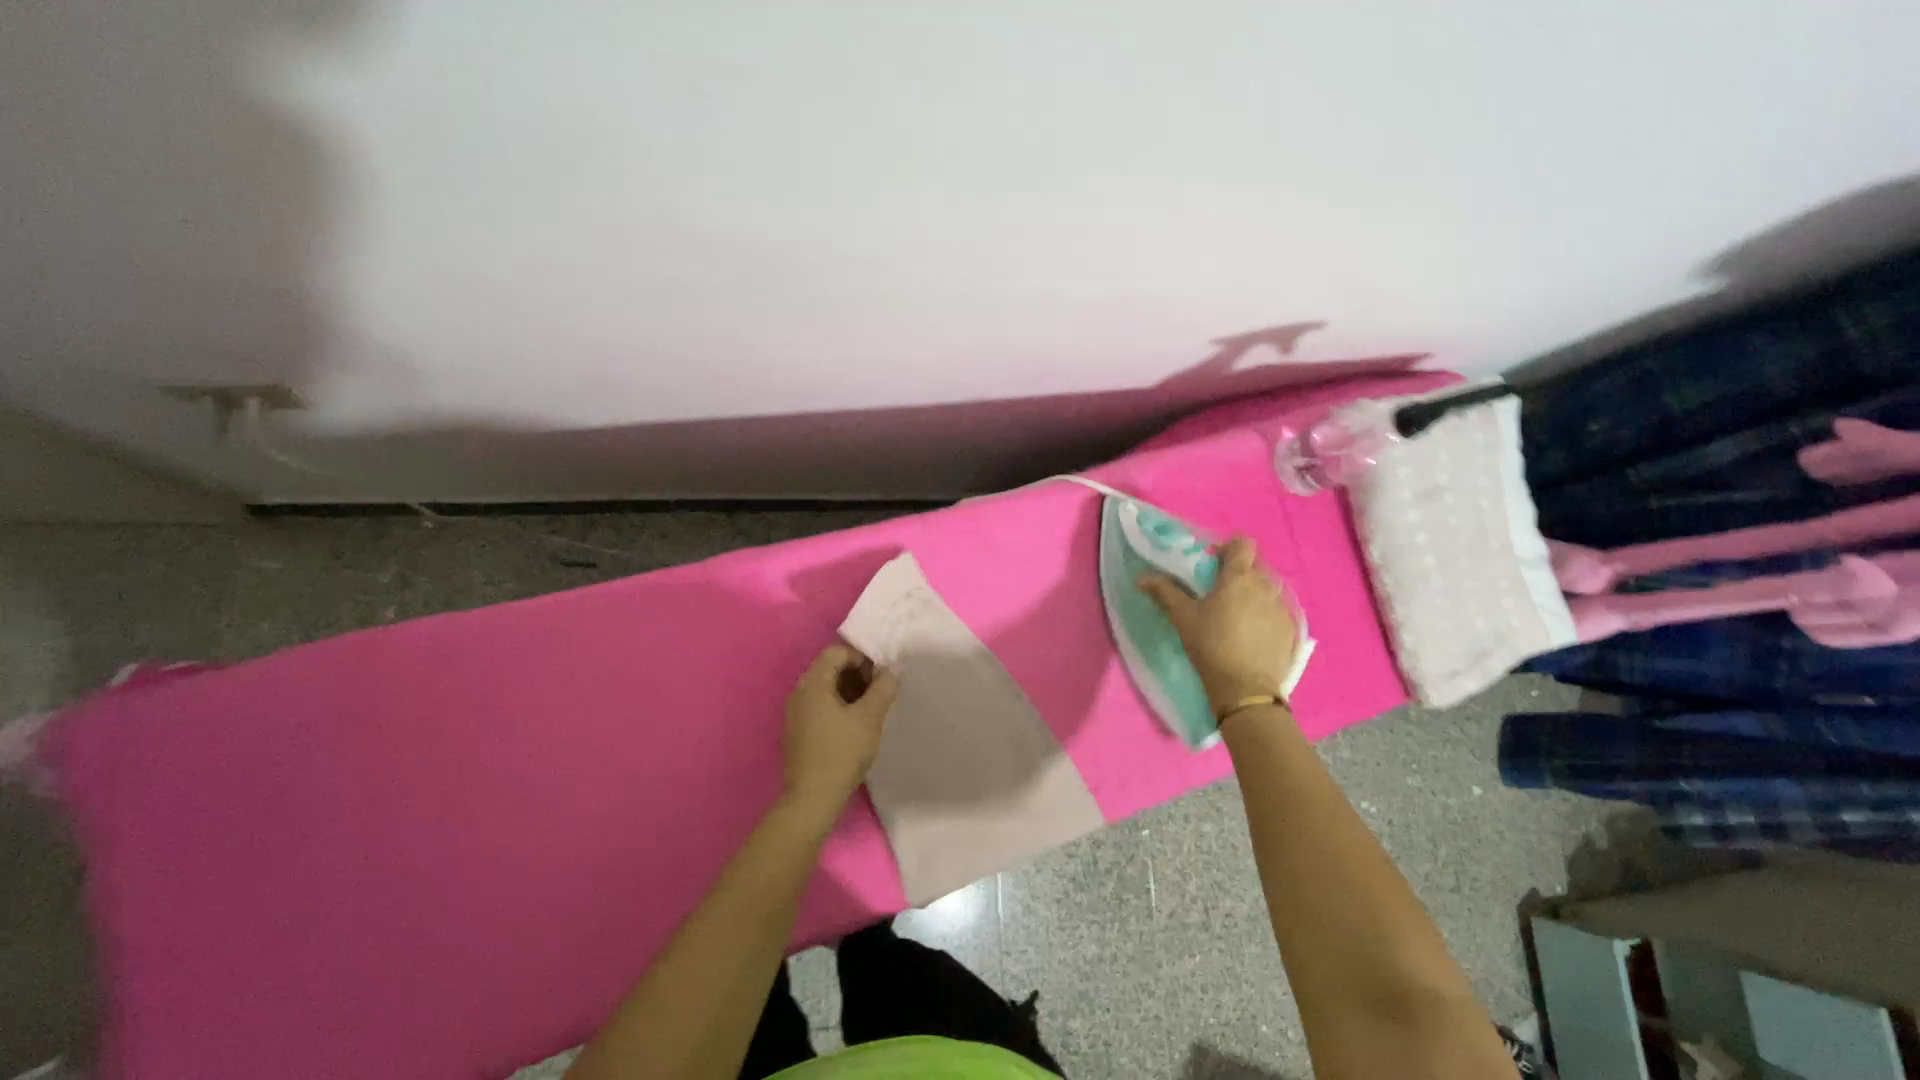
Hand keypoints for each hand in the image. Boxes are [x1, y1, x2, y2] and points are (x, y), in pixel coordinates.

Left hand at [781, 643, 899, 814]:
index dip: (862, 658)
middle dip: (857, 675)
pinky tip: (854, 728)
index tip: (881, 679)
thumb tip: (889, 672)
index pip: (837, 652)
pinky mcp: (797, 731)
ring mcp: (795, 713)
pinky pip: (819, 707)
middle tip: (879, 695)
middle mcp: (798, 692)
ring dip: (850, 692)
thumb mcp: (870, 718)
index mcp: (812, 683)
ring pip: (825, 689)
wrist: (812, 799)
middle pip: (829, 669)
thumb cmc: (841, 753)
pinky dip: (838, 708)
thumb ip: (883, 689)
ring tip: (870, 712)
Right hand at [1138, 536, 1297, 717]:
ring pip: (1268, 588)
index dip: (1228, 549)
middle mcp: (1266, 585)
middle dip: (1239, 572)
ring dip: (1254, 593)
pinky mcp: (1290, 628)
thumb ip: (1164, 592)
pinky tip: (1252, 634)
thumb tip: (1142, 577)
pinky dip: (1265, 614)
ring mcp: (1282, 607)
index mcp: (1239, 577)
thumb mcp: (1183, 618)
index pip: (1242, 543)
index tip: (1212, 565)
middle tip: (1219, 592)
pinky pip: (1277, 610)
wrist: (1246, 689)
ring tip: (1237, 614)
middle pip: (1256, 564)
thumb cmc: (1211, 646)